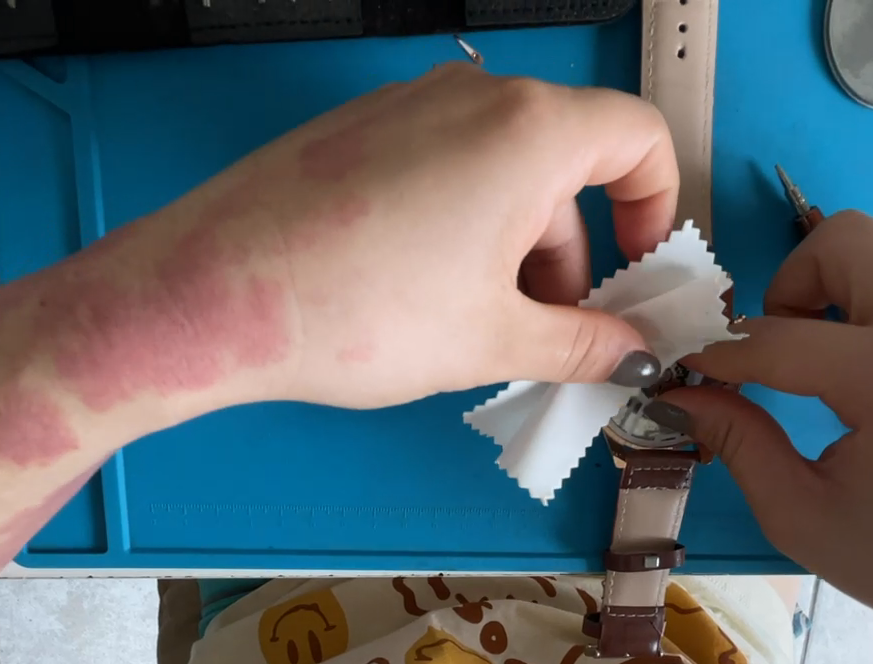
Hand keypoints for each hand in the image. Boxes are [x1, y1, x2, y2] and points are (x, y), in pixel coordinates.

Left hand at [47, 63, 678, 412]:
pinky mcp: (361, 138)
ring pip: (500, 182)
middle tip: (546, 336)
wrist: (218, 296)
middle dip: (570, 261)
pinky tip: (423, 300)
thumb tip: (632, 354)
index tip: (636, 270)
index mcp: (526, 132)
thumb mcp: (492, 341)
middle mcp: (470, 100)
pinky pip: (443, 178)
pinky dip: (461, 236)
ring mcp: (407, 111)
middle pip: (563, 173)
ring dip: (513, 258)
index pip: (637, 139)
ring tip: (475, 332)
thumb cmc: (359, 310)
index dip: (654, 208)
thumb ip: (582, 345)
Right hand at [656, 203, 872, 663]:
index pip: (777, 339)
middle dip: (788, 286)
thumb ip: (737, 439)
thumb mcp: (800, 514)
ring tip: (840, 330)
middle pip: (847, 240)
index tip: (689, 368)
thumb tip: (679, 394)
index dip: (717, 353)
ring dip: (859, 264)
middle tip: (776, 348)